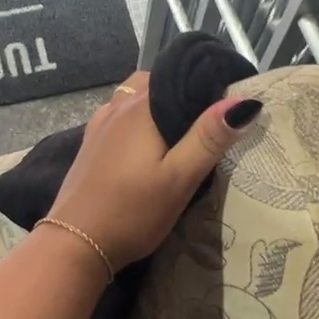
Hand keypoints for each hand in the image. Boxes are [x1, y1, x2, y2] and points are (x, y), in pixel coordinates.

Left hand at [44, 73, 262, 269]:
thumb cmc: (132, 212)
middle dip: (184, 92)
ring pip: (135, 98)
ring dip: (159, 106)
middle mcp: (118, 106)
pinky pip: (121, 117)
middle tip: (211, 120)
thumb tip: (244, 100)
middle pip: (157, 82)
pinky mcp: (90, 144)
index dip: (206, 81)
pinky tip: (149, 146)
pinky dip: (140, 120)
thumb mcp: (179, 179)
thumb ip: (209, 138)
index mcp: (142, 108)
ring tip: (182, 132)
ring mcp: (100, 124)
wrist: (74, 244)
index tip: (230, 100)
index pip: (180, 74)